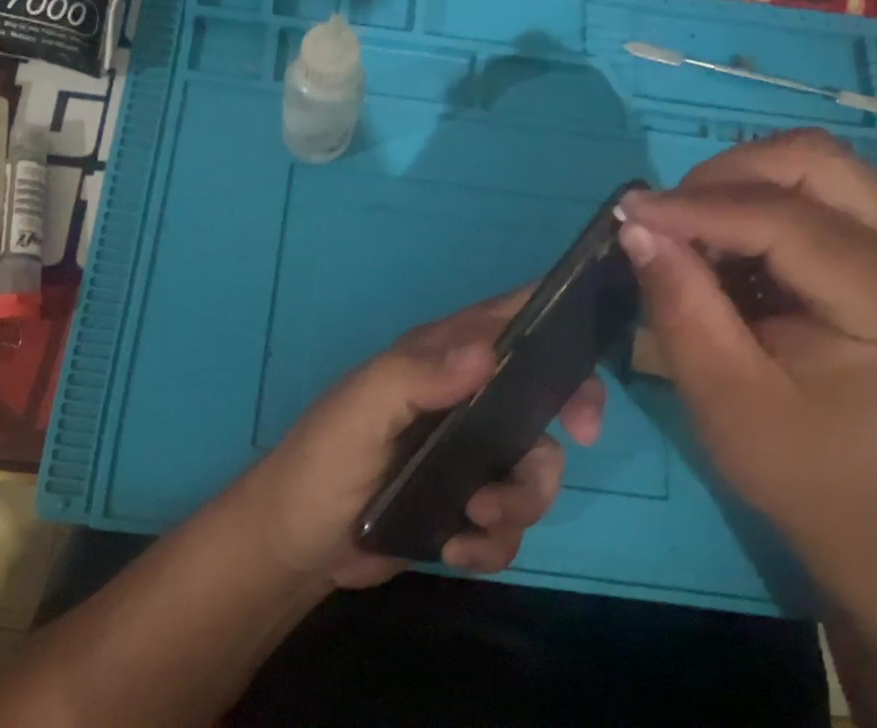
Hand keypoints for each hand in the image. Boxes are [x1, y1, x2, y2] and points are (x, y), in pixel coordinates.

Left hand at [233, 289, 606, 589]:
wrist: (294, 546)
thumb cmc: (321, 462)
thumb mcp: (360, 410)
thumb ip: (416, 374)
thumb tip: (488, 352)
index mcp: (437, 361)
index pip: (510, 325)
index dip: (559, 335)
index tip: (581, 383)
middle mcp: (462, 403)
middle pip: (543, 405)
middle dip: (558, 437)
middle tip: (555, 458)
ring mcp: (466, 458)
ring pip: (534, 472)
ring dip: (519, 503)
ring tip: (473, 518)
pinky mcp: (463, 508)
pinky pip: (509, 524)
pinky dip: (494, 543)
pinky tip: (457, 551)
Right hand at [616, 129, 876, 565]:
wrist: (871, 507)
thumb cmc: (796, 463)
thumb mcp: (722, 394)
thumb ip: (681, 305)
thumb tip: (636, 225)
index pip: (789, 220)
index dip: (698, 207)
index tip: (626, 212)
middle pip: (815, 162)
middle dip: (723, 179)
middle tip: (666, 223)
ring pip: (817, 165)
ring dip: (740, 186)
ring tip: (695, 240)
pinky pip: (821, 190)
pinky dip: (760, 203)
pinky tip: (731, 252)